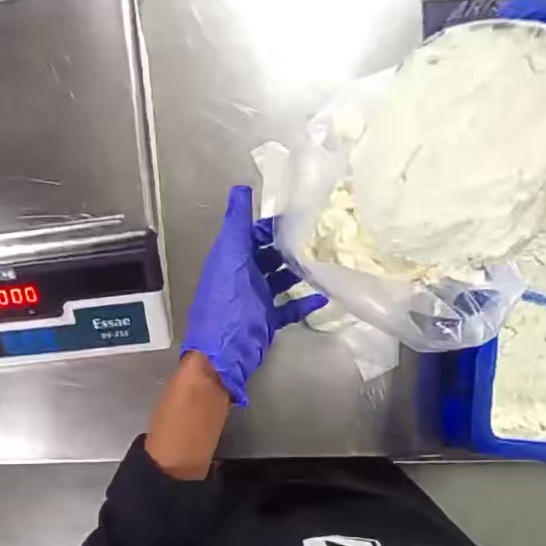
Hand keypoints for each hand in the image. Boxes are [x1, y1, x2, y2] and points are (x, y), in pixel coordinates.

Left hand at [181, 186, 326, 405]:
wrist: (223, 355)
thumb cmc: (226, 306)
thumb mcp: (230, 259)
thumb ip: (236, 225)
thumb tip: (240, 190)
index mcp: (230, 261)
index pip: (250, 236)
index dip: (270, 226)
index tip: (297, 216)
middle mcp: (241, 278)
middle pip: (266, 256)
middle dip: (288, 246)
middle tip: (317, 236)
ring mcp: (254, 301)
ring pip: (278, 281)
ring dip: (297, 272)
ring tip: (322, 261)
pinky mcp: (265, 321)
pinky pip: (287, 308)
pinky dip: (303, 302)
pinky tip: (322, 296)